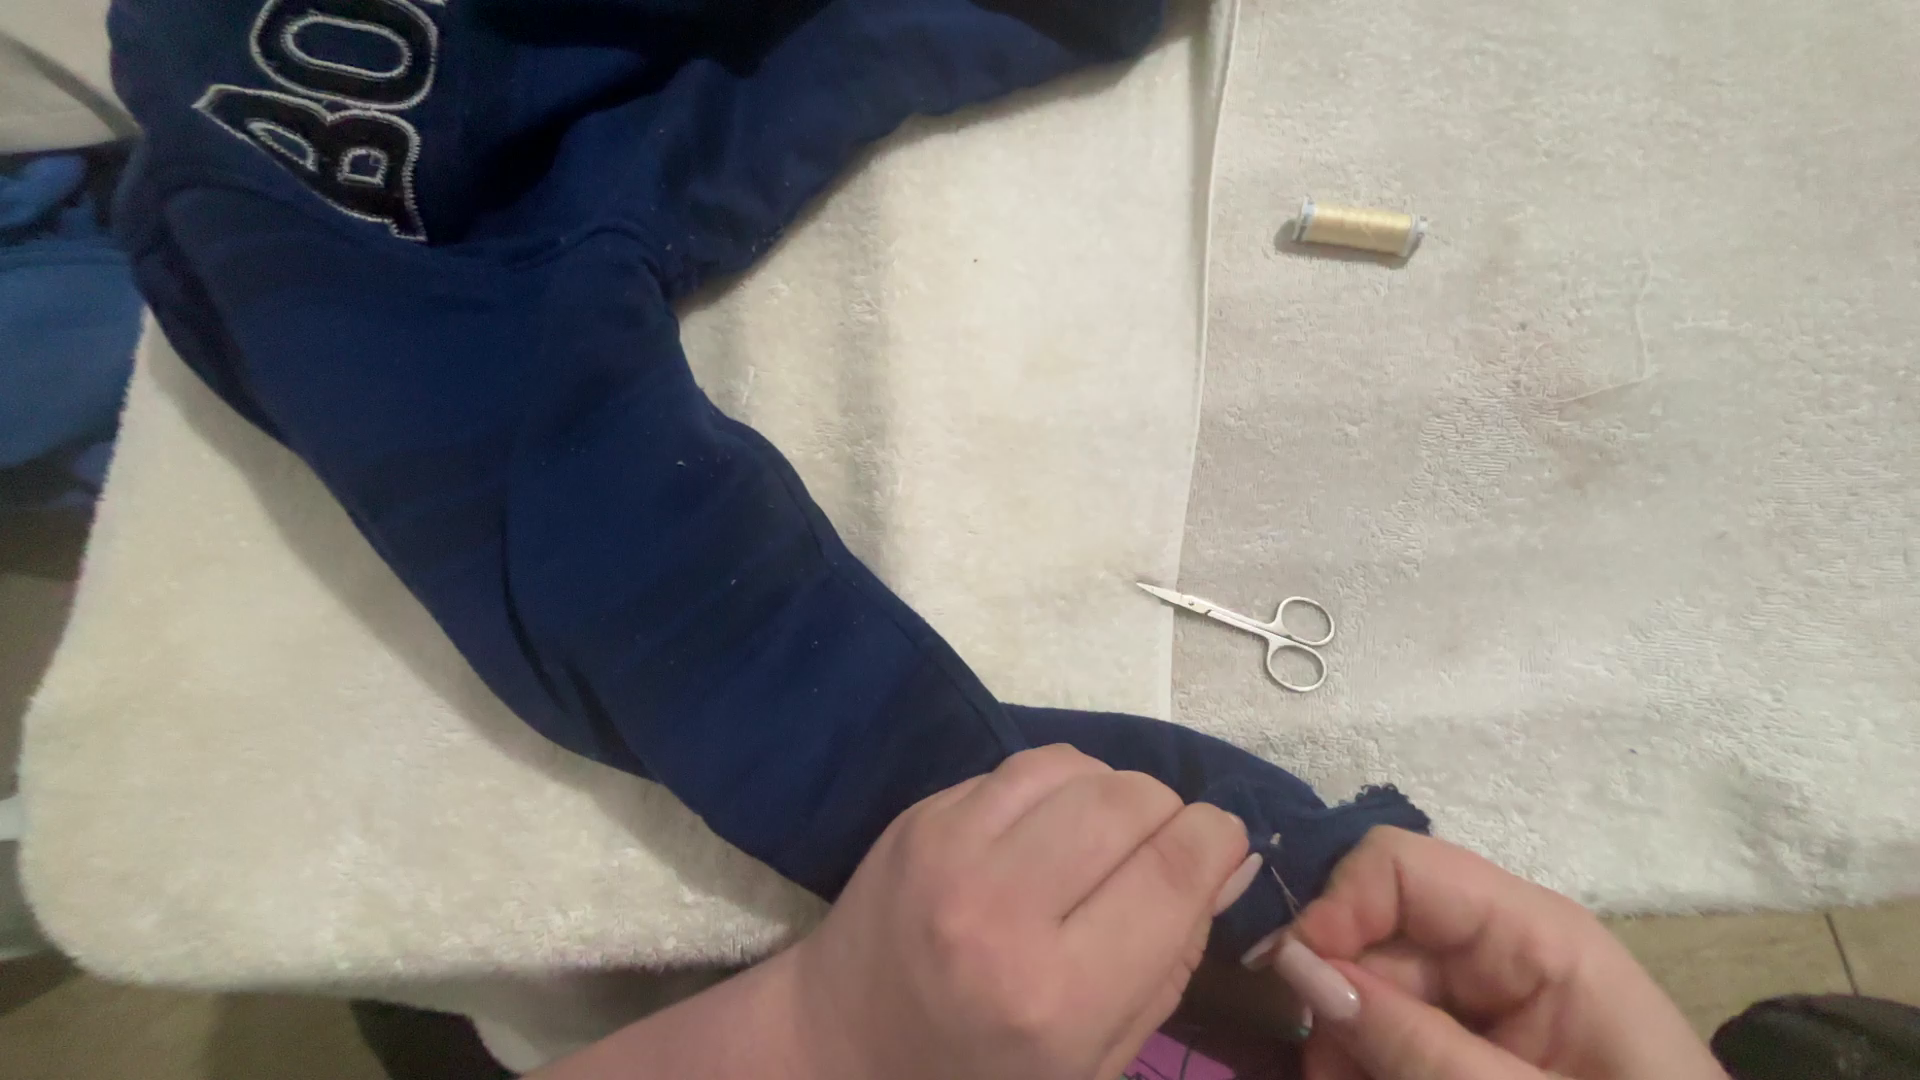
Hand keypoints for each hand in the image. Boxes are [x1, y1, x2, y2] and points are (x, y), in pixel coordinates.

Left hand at [782, 744, 1260, 1079]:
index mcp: (1055, 997)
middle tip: (1165, 840)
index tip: (1224, 840)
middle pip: (1127, 801)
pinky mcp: (922, 813)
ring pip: (1077, 767)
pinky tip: (1052, 820)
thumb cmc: (980, 1074)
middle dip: (1169, 809)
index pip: (1171, 874)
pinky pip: (1021, 764)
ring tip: (1106, 832)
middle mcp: (1001, 909)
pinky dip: (1060, 781)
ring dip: (1114, 789)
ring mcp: (950, 847)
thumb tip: (1225, 861)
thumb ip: (1171, 959)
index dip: (1218, 839)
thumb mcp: (1096, 1060)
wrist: (843, 1044)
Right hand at [1258, 827, 1725, 1079]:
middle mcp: (1494, 939)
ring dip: (1338, 1037)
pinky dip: (1359, 1057)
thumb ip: (1414, 1040)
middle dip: (1333, 993)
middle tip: (1321, 1071)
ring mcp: (1479, 986)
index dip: (1336, 904)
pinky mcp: (1466, 1030)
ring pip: (1365, 980)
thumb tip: (1292, 963)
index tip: (1293, 976)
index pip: (1396, 864)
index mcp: (1531, 928)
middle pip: (1370, 928)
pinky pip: (1386, 1022)